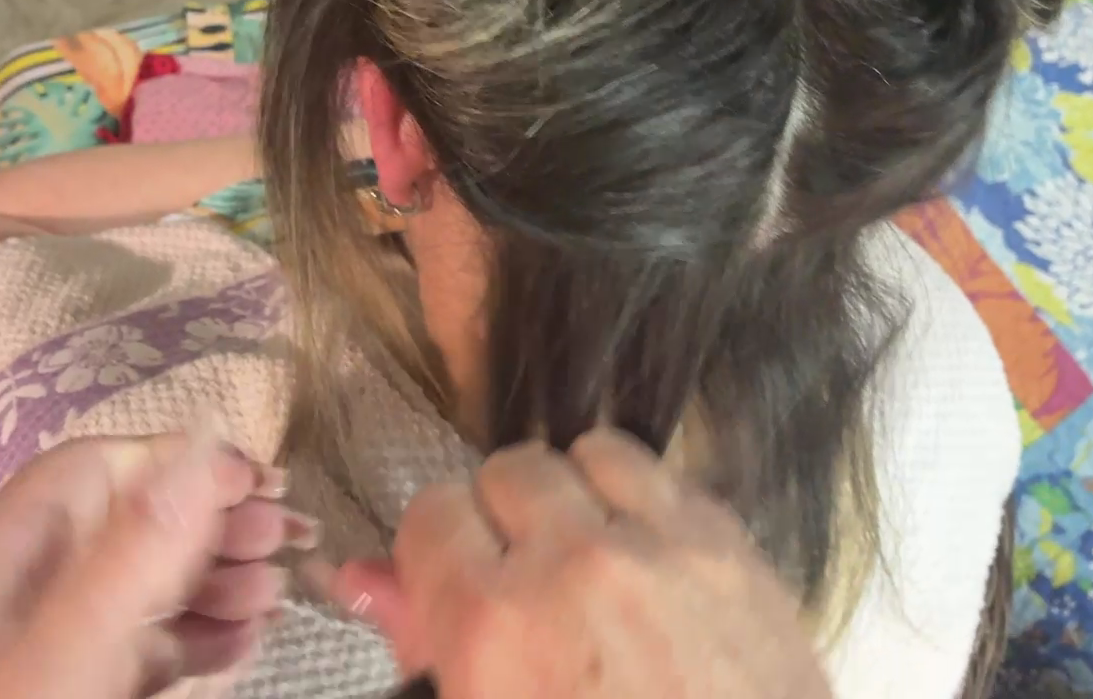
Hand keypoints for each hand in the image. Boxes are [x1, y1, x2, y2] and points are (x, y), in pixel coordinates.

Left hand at [0, 431, 310, 698]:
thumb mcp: (65, 659)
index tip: (259, 485)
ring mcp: (25, 647)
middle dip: (211, 526)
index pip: (99, 469)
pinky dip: (186, 639)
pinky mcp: (49, 692)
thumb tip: (202, 444)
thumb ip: (135, 550)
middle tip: (287, 538)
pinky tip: (243, 643)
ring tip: (277, 594)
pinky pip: (126, 646)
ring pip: (131, 588)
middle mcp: (6, 587)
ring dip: (211, 583)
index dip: (183, 463)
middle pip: (124, 524)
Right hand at [332, 429, 833, 698]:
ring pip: (585, 451)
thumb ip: (416, 642)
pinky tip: (647, 556)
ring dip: (577, 494)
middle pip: (506, 469)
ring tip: (591, 552)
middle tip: (531, 575)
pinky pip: (659, 470)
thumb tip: (362, 574)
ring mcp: (657, 547)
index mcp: (490, 627)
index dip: (441, 547)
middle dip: (507, 518)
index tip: (462, 577)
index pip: (432, 510)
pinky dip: (640, 501)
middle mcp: (569, 565)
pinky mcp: (729, 546)